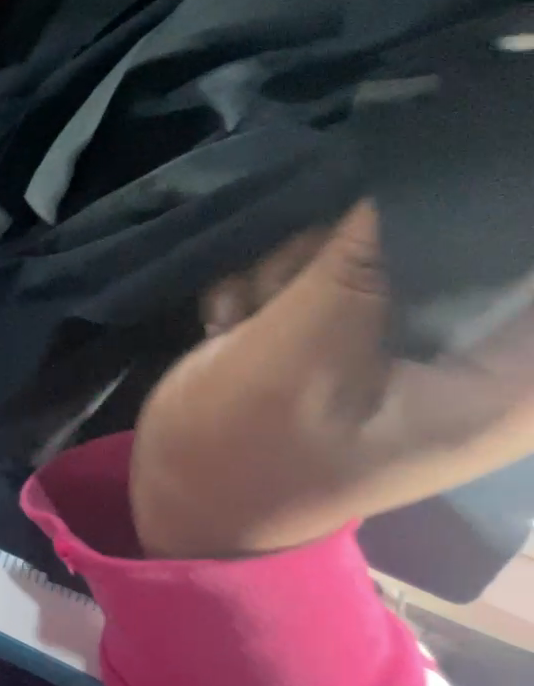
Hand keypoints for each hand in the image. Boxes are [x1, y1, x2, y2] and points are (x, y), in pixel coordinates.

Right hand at [131, 203, 533, 558]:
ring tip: (242, 318)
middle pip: (440, 244)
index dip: (445, 223)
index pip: (508, 260)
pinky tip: (237, 323)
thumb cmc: (243, 451)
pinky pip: (329, 277)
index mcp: (510, 374)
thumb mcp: (293, 359)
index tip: (359, 233)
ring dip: (289, 269)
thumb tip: (407, 176)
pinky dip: (272, 289)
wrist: (184, 510)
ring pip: (371, 250)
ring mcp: (411, 347)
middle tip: (275, 292)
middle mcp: (478, 354)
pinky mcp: (356, 343)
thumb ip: (353, 269)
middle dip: (338, 250)